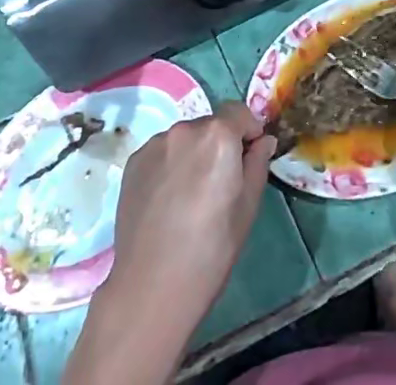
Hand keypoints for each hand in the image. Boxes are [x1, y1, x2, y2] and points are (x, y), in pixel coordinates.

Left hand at [106, 100, 274, 308]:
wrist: (153, 284)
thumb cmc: (213, 246)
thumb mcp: (249, 204)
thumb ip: (258, 162)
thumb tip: (263, 141)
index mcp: (218, 135)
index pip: (239, 112)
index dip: (248, 130)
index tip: (250, 156)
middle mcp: (184, 130)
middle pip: (210, 125)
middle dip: (220, 143)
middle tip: (220, 182)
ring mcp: (154, 145)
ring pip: (184, 139)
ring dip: (193, 153)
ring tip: (190, 194)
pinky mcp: (133, 163)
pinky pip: (162, 153)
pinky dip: (170, 165)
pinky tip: (168, 199)